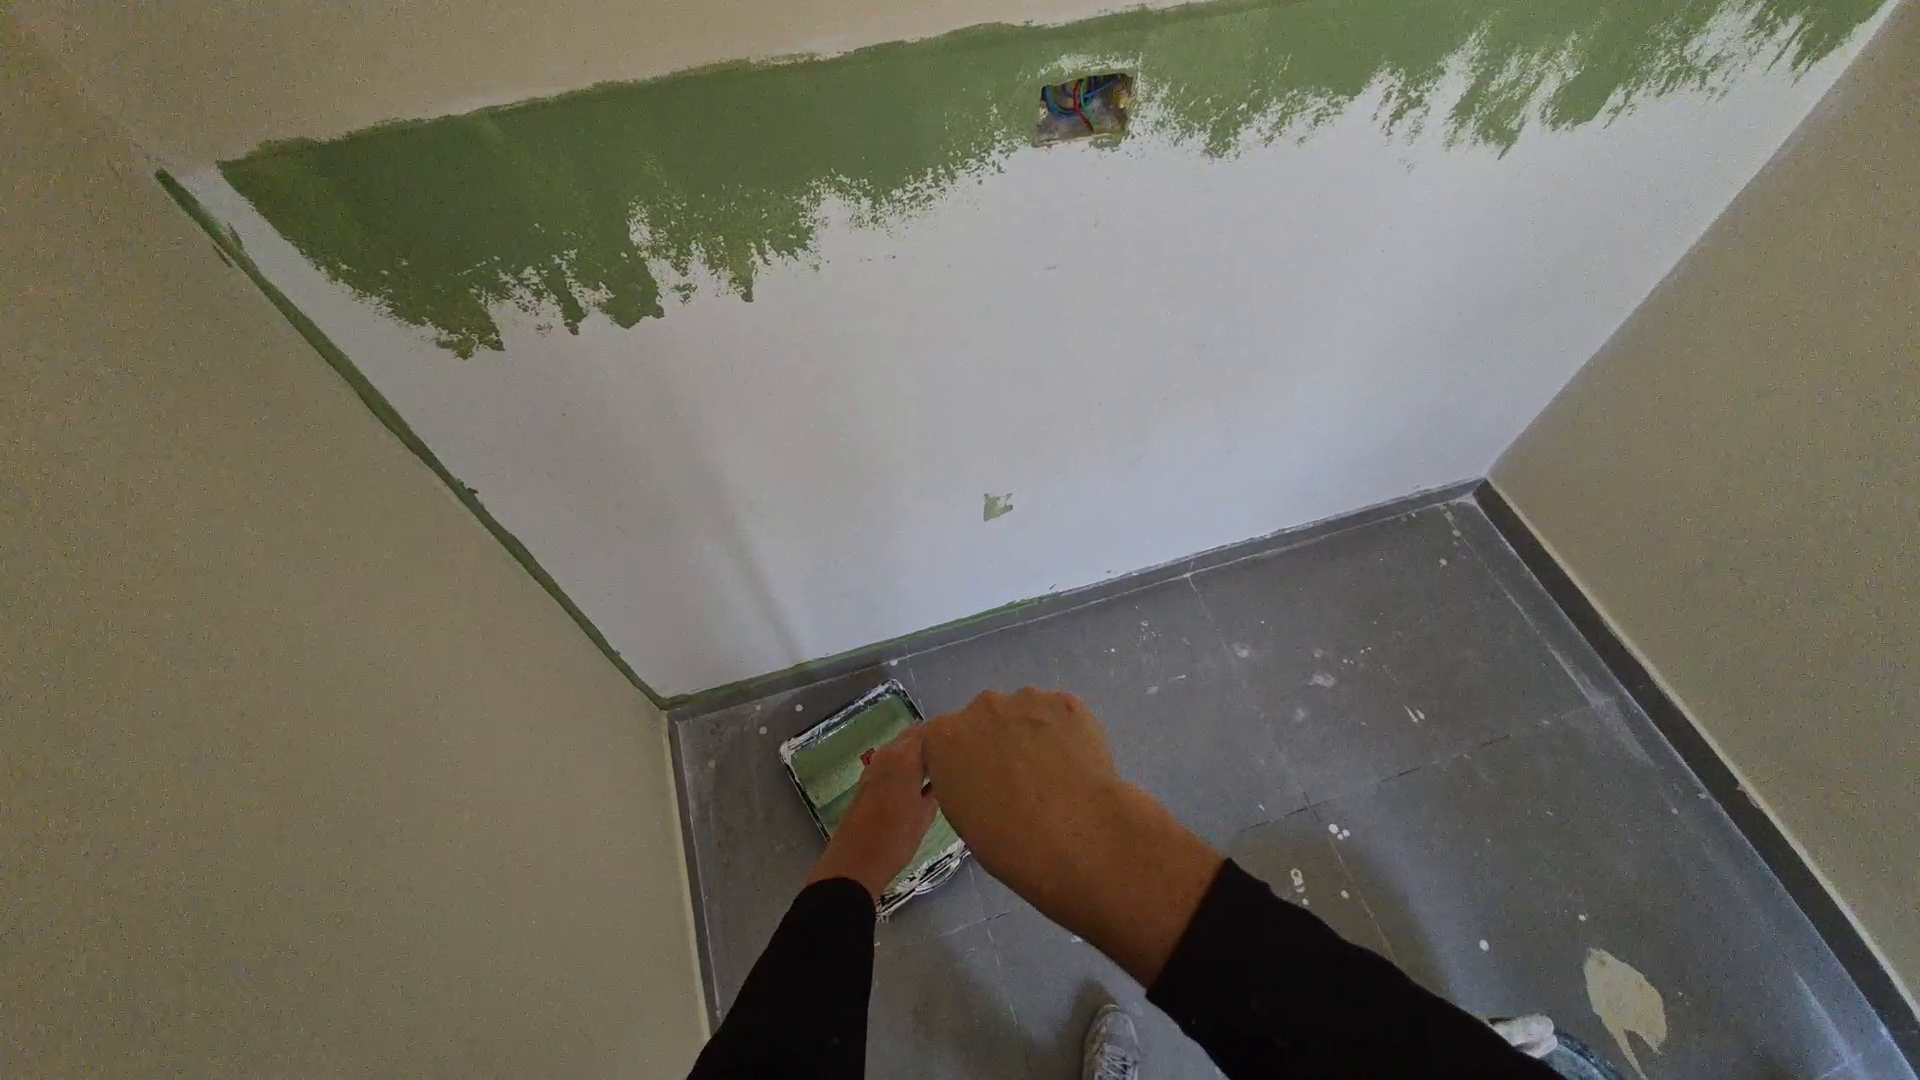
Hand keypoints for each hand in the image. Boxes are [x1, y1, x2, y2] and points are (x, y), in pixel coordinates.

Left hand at [805, 727, 938, 904]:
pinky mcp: (867, 780)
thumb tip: (945, 775)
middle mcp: (888, 754)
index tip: (964, 738)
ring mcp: (874, 766)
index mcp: (905, 758)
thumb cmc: (896, 839)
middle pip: (913, 736)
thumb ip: (935, 789)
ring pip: (901, 748)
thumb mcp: (925, 815)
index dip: (946, 732)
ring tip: (941, 763)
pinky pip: (891, 761)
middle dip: (932, 739)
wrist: (855, 862)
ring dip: (918, 751)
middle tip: (955, 749)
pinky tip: (919, 777)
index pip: (929, 731)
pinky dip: (905, 762)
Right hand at [922, 688, 1221, 983]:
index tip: (980, 783)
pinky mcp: (1067, 702)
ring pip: (1024, 712)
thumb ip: (963, 781)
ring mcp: (1026, 699)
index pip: (943, 739)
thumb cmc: (1011, 842)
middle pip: (985, 719)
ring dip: (1032, 733)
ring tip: (1055, 773)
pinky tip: (1077, 764)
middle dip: (998, 742)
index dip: (963, 761)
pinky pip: (1060, 714)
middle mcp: (981, 707)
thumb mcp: (964, 816)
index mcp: (944, 738)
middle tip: (1020, 779)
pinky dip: (1066, 732)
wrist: (1077, 836)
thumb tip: (981, 776)